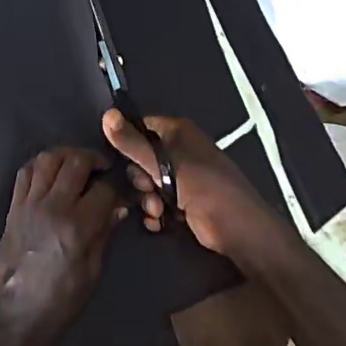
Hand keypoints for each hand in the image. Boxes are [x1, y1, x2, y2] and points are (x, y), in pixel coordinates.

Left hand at [0, 148, 126, 339]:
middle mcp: (53, 206)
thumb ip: (104, 233)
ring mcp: (30, 203)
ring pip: (48, 159)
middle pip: (75, 163)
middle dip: (92, 159)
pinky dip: (40, 164)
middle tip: (100, 167)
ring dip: (66, 155)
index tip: (117, 195)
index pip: (103, 191)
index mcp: (77, 227)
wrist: (18, 312)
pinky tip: (50, 170)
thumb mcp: (92, 271)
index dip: (114, 190)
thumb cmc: (62, 299)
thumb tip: (118, 208)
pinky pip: (26, 171)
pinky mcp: (14, 205)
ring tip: (76, 163)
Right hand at [101, 109, 285, 261]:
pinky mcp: (186, 201)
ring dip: (147, 198)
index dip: (127, 141)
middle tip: (146, 188)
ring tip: (157, 210)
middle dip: (139, 177)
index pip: (141, 126)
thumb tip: (106, 115)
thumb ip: (133, 143)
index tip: (119, 158)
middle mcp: (180, 150)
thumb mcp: (164, 164)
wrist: (239, 231)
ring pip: (149, 182)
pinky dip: (156, 212)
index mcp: (178, 132)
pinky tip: (159, 222)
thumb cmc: (205, 188)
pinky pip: (159, 201)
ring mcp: (184, 177)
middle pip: (142, 158)